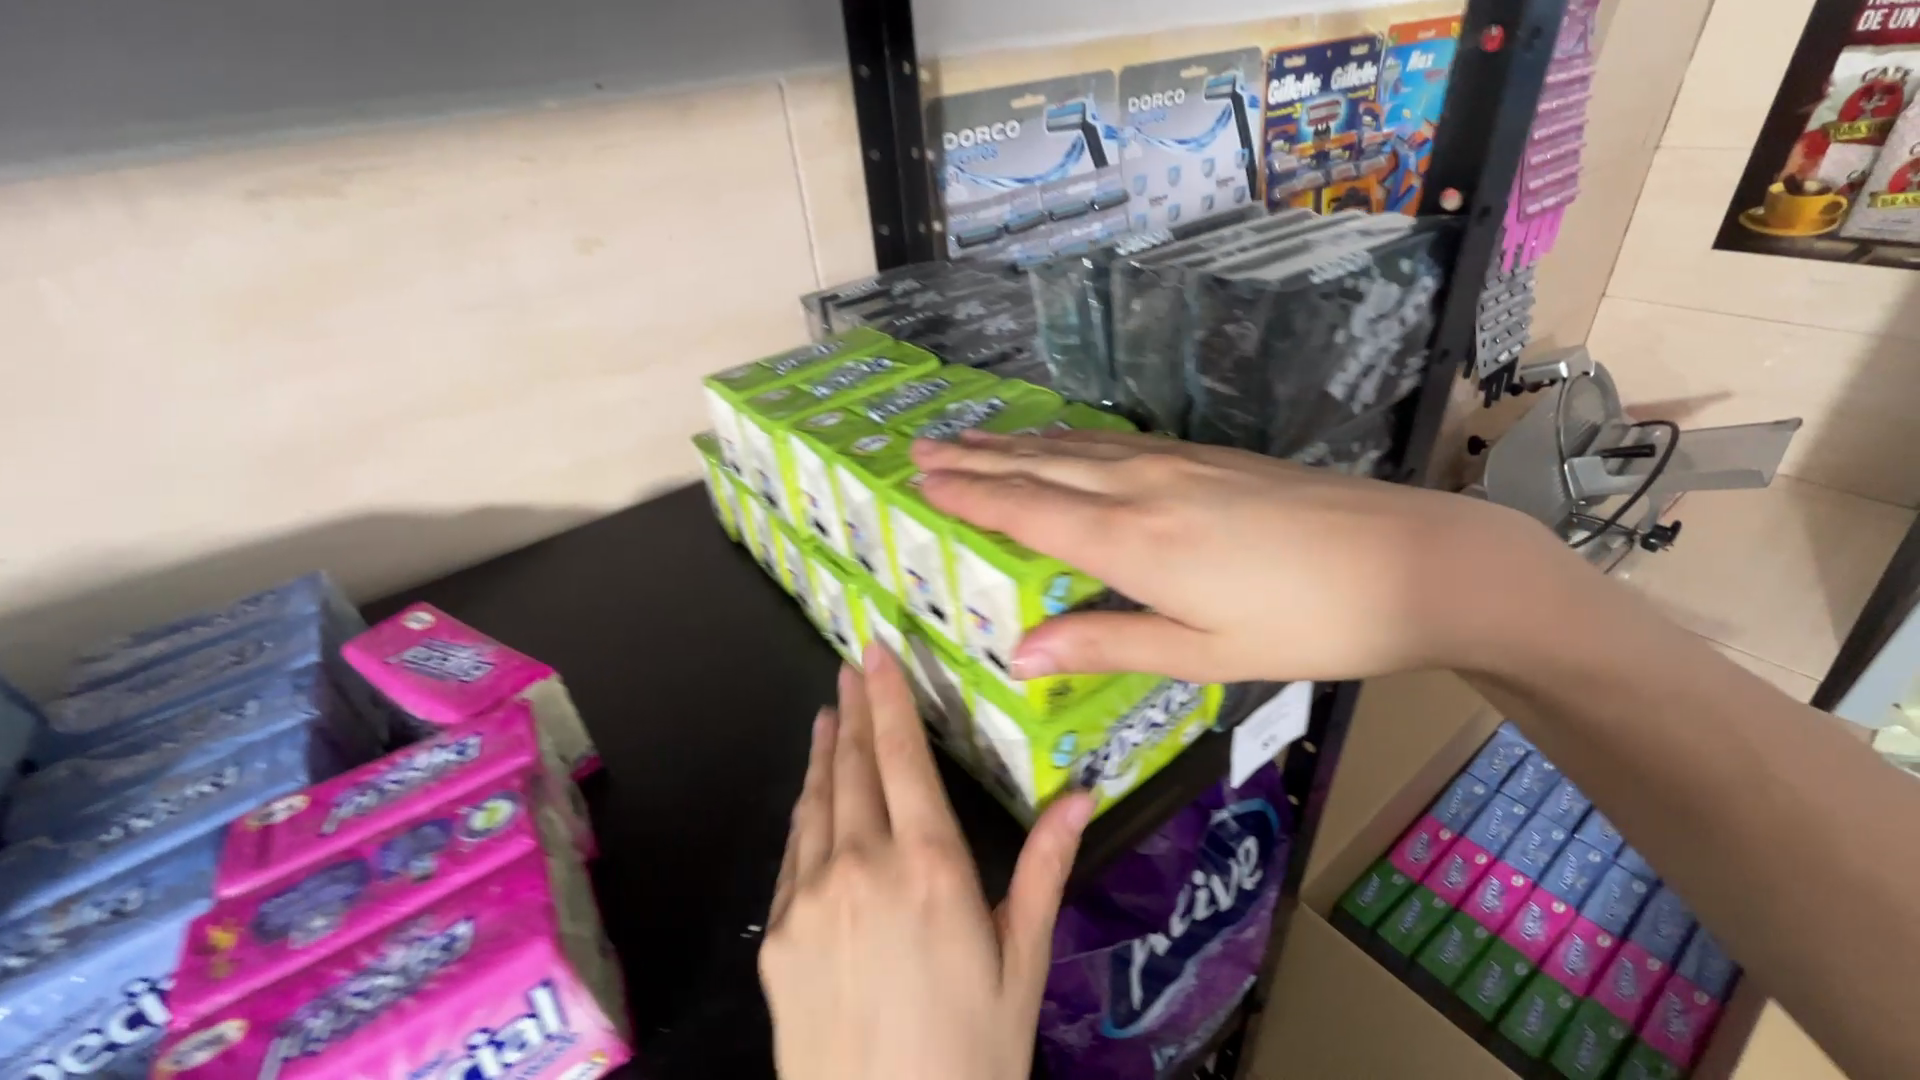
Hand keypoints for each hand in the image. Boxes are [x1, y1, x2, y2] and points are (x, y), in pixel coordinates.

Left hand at [760, 645, 1096, 1079]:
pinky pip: (792, 854)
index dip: (889, 697)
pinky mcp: (775, 935)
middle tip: (850, 666)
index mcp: (930, 866)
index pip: (904, 758)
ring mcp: (809, 898)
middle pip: (856, 768)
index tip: (875, 652)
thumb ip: (1043, 870)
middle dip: (855, 710)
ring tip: (830, 716)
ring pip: (817, 802)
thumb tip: (1082, 795)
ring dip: (825, 752)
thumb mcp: (1021, 963)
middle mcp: (863, 865)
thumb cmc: (971, 1052)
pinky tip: (812, 797)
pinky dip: (805, 811)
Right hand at [912, 429, 1560, 684]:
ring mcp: (1176, 464)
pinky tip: (1061, 442)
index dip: (968, 496)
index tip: (919, 479)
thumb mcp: (1202, 654)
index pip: (1026, 511)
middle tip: (920, 446)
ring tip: (969, 437)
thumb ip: (1106, 644)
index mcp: (1131, 541)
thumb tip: (1018, 656)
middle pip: (1039, 467)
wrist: (1413, 559)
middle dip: (975, 459)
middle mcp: (1141, 488)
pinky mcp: (1208, 456)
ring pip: (1074, 447)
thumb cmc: (1306, 623)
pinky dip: (1067, 440)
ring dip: (1014, 443)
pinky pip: (1112, 442)